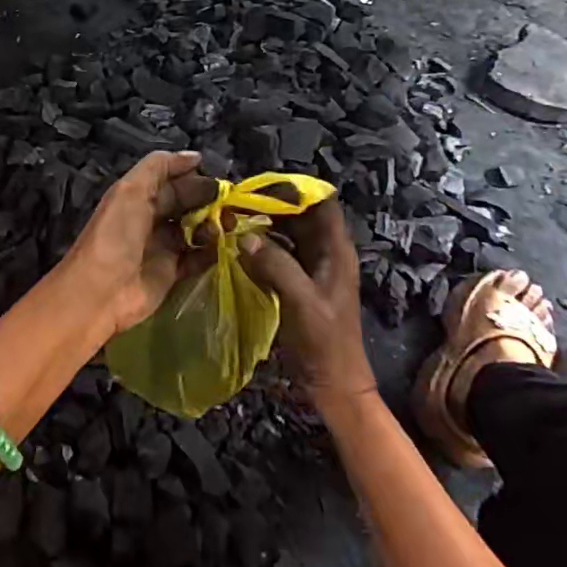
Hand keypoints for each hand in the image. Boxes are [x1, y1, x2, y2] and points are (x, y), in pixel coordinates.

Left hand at [62, 151, 218, 335]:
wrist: (102, 289)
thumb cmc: (116, 234)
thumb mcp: (130, 190)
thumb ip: (158, 168)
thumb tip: (195, 156)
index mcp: (137, 195)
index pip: (172, 180)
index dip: (196, 178)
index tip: (223, 182)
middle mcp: (150, 217)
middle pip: (186, 202)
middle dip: (209, 201)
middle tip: (233, 206)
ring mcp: (162, 245)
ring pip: (195, 228)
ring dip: (214, 225)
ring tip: (230, 227)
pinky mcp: (172, 271)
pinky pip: (198, 257)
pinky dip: (212, 252)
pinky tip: (225, 247)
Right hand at [238, 199, 376, 409]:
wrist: (332, 382)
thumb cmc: (324, 341)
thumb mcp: (301, 301)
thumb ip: (275, 265)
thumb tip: (244, 235)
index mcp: (335, 251)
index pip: (321, 203)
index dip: (295, 189)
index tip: (259, 184)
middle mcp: (324, 253)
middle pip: (299, 214)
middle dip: (269, 203)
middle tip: (235, 199)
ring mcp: (310, 267)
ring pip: (286, 232)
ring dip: (261, 223)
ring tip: (230, 217)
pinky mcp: (296, 282)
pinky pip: (276, 251)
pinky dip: (258, 244)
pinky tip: (236, 244)